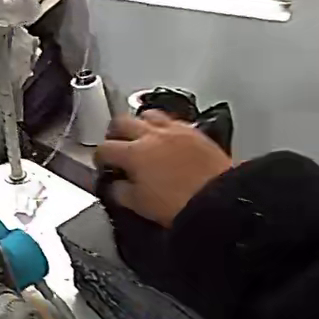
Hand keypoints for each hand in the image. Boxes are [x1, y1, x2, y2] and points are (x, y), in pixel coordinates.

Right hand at [95, 111, 233, 226]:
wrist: (219, 201)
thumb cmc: (180, 204)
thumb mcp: (139, 205)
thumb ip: (119, 191)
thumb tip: (114, 186)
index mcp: (133, 153)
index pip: (104, 149)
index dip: (99, 158)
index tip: (102, 164)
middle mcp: (151, 135)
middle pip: (121, 121)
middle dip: (113, 133)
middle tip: (115, 144)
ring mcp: (174, 130)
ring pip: (148, 114)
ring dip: (139, 124)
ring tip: (140, 137)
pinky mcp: (194, 132)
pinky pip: (173, 121)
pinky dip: (164, 127)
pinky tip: (166, 140)